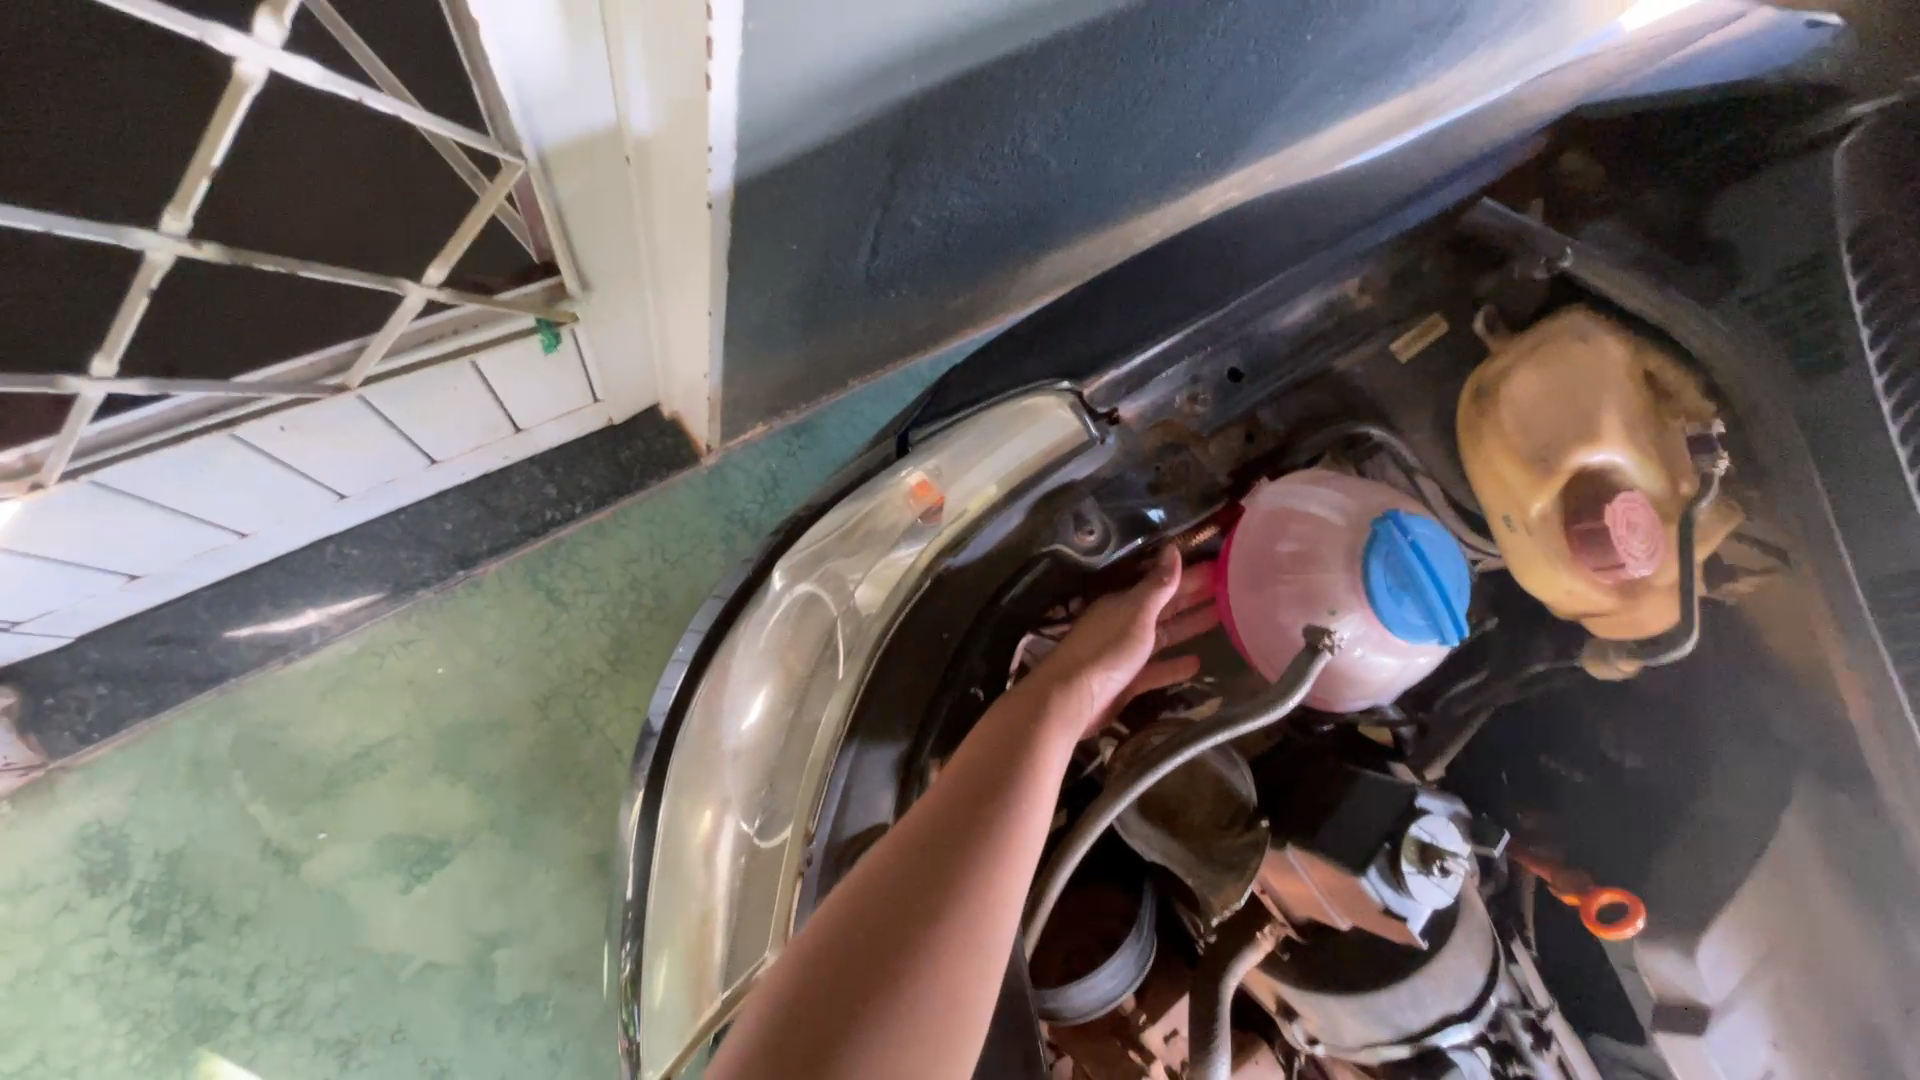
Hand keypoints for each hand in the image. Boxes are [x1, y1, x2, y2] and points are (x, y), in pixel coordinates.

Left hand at [1027, 546, 1220, 738]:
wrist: (1073, 698)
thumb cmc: (1106, 650)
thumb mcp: (1136, 612)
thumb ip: (1157, 585)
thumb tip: (1172, 548)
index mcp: (1124, 604)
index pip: (1163, 584)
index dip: (1190, 576)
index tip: (1220, 568)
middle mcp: (1124, 624)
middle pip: (1165, 608)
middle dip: (1193, 598)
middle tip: (1229, 590)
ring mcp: (1124, 654)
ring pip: (1162, 637)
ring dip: (1188, 628)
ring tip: (1221, 620)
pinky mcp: (1127, 682)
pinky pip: (1155, 670)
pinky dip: (1173, 666)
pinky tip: (1196, 663)